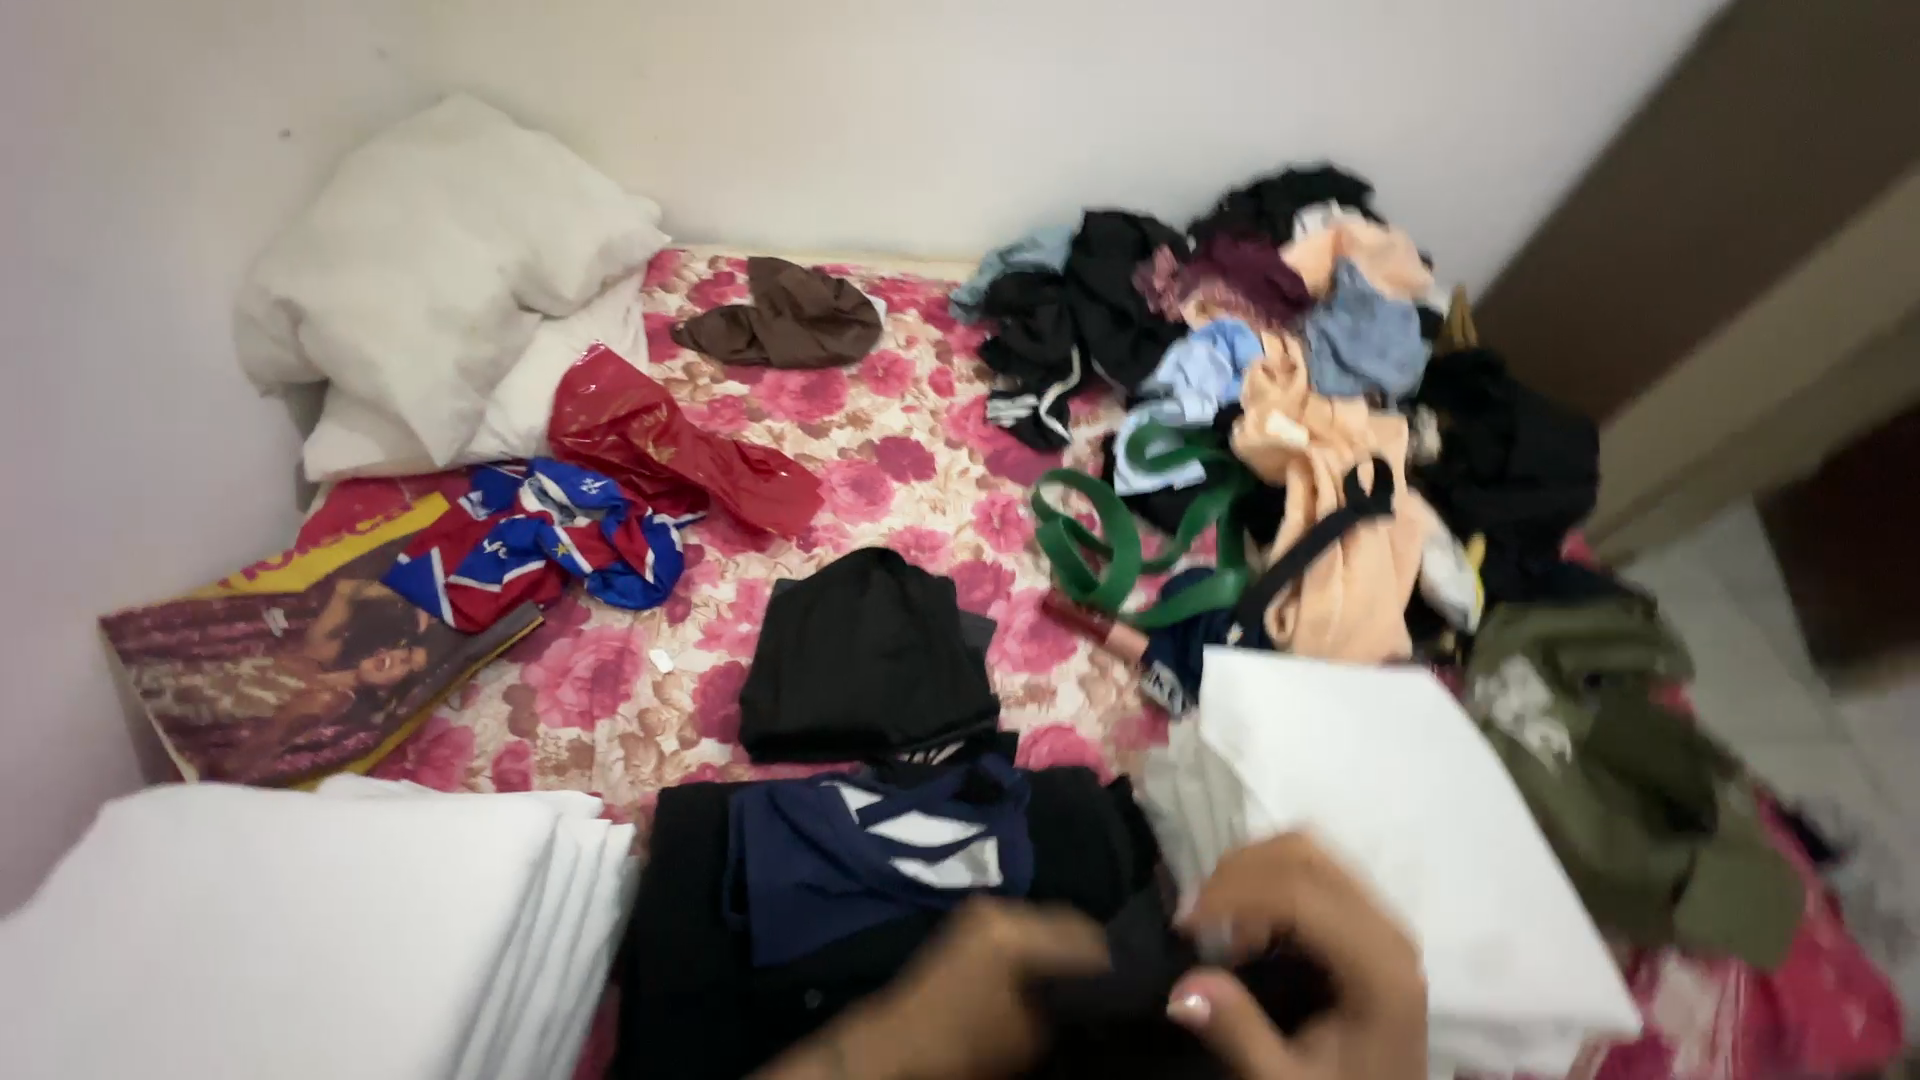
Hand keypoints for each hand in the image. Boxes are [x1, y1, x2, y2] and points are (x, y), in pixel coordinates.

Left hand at [755, 898, 1109, 1079]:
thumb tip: (1097, 989)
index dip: (1110, 958)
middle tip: (1107, 976)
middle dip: (1087, 945)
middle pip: (1065, 918)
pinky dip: (1039, 940)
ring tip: (1081, 973)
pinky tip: (1047, 966)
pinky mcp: (972, 918)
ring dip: (1062, 941)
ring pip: (1044, 918)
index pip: (1084, 934)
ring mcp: (983, 908)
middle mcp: (1001, 906)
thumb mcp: (1031, 1031)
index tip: (1126, 979)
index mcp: (1016, 930)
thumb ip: (1069, 1001)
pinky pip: (1021, 922)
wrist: (902, 1043)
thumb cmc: (967, 1043)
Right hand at [1167, 834, 1427, 1079]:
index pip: (1298, 893)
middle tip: (1196, 915)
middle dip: (1236, 872)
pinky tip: (1246, 920)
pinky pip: (1310, 865)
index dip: (1233, 894)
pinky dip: (1266, 874)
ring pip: (1304, 849)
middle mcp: (1387, 928)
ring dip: (1249, 869)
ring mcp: (1378, 916)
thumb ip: (1238, 1034)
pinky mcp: (1363, 915)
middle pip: (1302, 854)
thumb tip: (1181, 987)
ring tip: (1219, 917)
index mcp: (1378, 968)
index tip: (1185, 923)